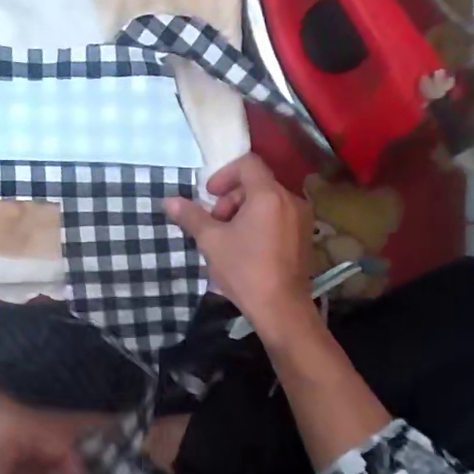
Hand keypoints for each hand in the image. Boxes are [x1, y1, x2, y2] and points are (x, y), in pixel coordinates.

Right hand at [164, 154, 317, 337]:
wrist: (281, 308)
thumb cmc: (245, 270)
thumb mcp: (211, 241)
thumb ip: (191, 216)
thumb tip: (169, 201)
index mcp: (269, 195)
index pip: (247, 164)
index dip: (224, 174)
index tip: (210, 195)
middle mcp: (290, 200)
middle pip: (257, 184)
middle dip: (231, 198)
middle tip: (215, 223)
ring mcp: (302, 218)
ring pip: (268, 201)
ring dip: (245, 211)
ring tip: (229, 238)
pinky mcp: (305, 236)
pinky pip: (280, 216)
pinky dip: (261, 222)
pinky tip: (248, 247)